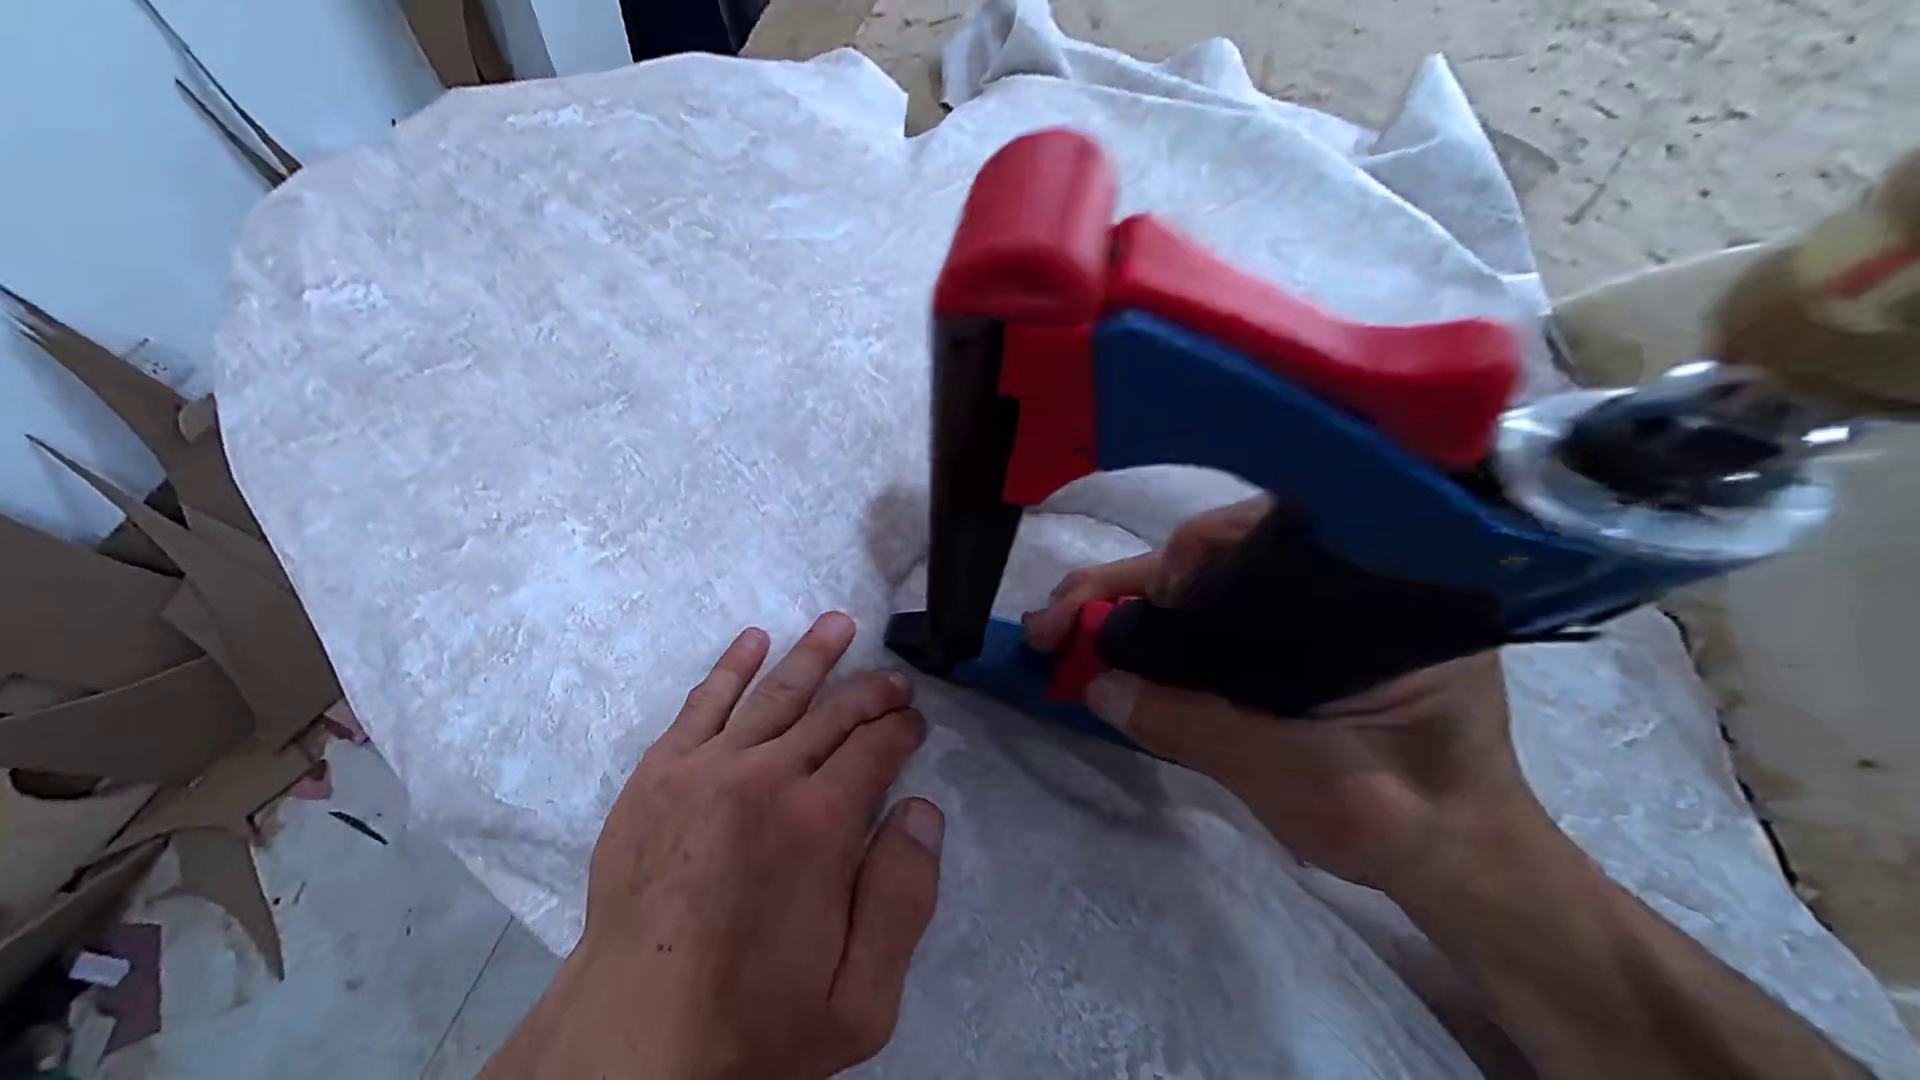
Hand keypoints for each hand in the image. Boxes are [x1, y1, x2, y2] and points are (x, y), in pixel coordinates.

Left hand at [484, 613, 943, 1079]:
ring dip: (812, 654)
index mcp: (820, 824)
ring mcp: (706, 768)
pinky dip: (731, 666)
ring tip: (838, 624)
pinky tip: (753, 640)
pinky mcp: (658, 774)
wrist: (633, 1042)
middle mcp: (767, 778)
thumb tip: (922, 809)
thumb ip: (905, 897)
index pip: (877, 746)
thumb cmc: (756, 1021)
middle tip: (894, 682)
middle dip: (872, 690)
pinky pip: (703, 703)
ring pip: (774, 692)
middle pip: (833, 711)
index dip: (903, 727)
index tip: (915, 722)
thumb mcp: (861, 998)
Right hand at [1025, 498, 1537, 890]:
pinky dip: (1144, 640)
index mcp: (1365, 594)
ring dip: (1121, 610)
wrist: (1448, 861)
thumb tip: (1095, 687)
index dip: (1197, 549)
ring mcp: (1287, 621)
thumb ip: (1194, 726)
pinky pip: (1196, 631)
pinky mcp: (1263, 651)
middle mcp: (1323, 590)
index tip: (1158, 595)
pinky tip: (1100, 652)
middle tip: (1054, 620)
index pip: (1269, 534)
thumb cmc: (1398, 814)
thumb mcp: (1295, 772)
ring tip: (1058, 634)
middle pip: (1208, 565)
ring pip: (1193, 596)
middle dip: (1124, 586)